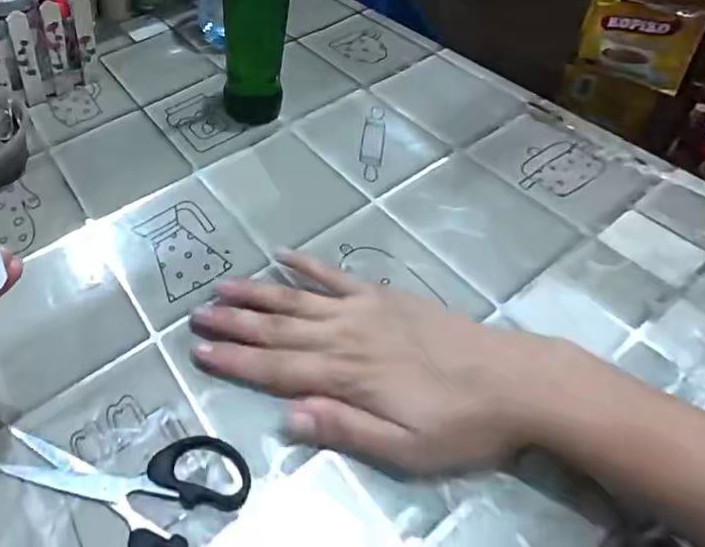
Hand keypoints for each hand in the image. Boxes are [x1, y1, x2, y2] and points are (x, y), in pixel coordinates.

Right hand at [190, 251, 601, 474]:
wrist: (508, 377)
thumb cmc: (457, 423)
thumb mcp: (406, 448)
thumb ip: (346, 428)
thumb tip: (288, 416)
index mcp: (347, 375)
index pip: (278, 367)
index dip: (237, 359)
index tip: (201, 350)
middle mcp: (345, 334)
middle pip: (279, 328)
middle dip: (235, 322)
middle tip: (196, 313)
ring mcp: (362, 308)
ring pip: (297, 298)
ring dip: (258, 292)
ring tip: (223, 286)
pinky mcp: (381, 293)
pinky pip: (335, 275)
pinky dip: (306, 265)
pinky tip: (283, 255)